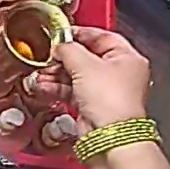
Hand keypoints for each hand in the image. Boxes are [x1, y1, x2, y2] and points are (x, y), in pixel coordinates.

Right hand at [29, 26, 149, 131]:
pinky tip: (43, 85)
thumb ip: (69, 50)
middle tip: (49, 55)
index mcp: (127, 58)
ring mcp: (104, 91)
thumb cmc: (111, 101)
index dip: (81, 34)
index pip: (103, 37)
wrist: (108, 135)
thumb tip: (60, 44)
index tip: (63, 33)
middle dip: (64, 57)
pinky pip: (72, 91)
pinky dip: (57, 88)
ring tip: (41, 72)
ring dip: (56, 74)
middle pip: (87, 58)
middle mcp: (118, 74)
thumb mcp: (86, 65)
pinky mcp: (92, 106)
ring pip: (76, 76)